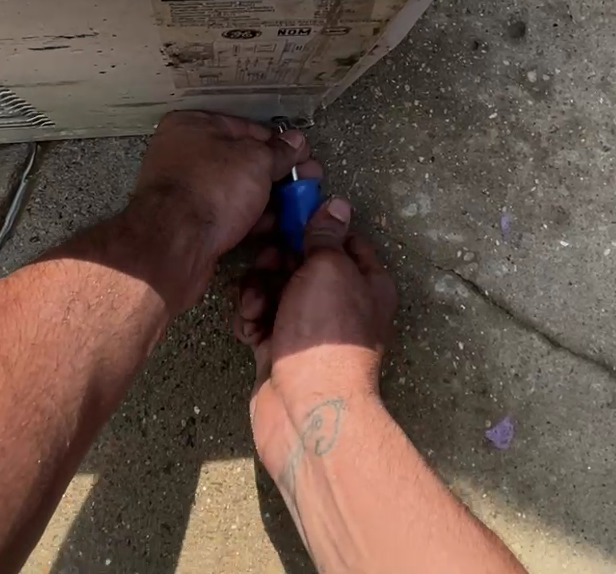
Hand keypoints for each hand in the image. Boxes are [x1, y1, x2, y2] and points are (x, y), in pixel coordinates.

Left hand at [113, 111, 317, 310]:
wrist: (174, 247)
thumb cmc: (211, 189)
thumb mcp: (256, 160)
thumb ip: (279, 151)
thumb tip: (294, 142)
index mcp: (193, 125)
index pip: (247, 128)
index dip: (279, 143)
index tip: (303, 157)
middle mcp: (185, 154)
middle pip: (242, 160)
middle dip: (278, 174)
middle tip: (308, 183)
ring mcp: (186, 190)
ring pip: (237, 190)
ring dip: (269, 199)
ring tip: (300, 207)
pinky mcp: (190, 223)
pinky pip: (228, 214)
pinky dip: (252, 218)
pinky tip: (278, 226)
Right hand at [232, 198, 398, 480]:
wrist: (306, 410)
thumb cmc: (326, 333)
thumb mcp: (328, 269)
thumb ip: (326, 235)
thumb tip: (337, 205)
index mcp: (365, 281)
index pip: (341, 238)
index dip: (313, 225)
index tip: (287, 217)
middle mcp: (340, 302)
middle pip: (301, 261)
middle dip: (277, 261)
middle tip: (267, 266)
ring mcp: (309, 328)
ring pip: (275, 288)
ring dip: (258, 290)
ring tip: (256, 307)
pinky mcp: (280, 349)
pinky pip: (260, 318)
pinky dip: (251, 319)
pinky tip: (249, 329)